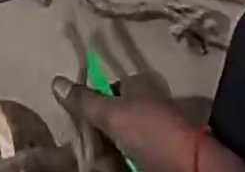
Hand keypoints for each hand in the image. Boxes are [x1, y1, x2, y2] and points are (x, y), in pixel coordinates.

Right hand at [53, 78, 244, 171]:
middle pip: (107, 122)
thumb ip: (86, 101)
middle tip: (90, 152)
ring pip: (114, 144)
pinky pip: (123, 159)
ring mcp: (148, 135)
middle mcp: (142, 107)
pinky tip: (111, 167)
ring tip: (103, 164)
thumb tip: (56, 81)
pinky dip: (115, 164)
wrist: (188, 168)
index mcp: (137, 88)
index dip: (91, 109)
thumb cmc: (151, 131)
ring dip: (104, 157)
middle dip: (96, 138)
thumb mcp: (114, 115)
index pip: (105, 92)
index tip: (79, 126)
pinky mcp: (150, 158)